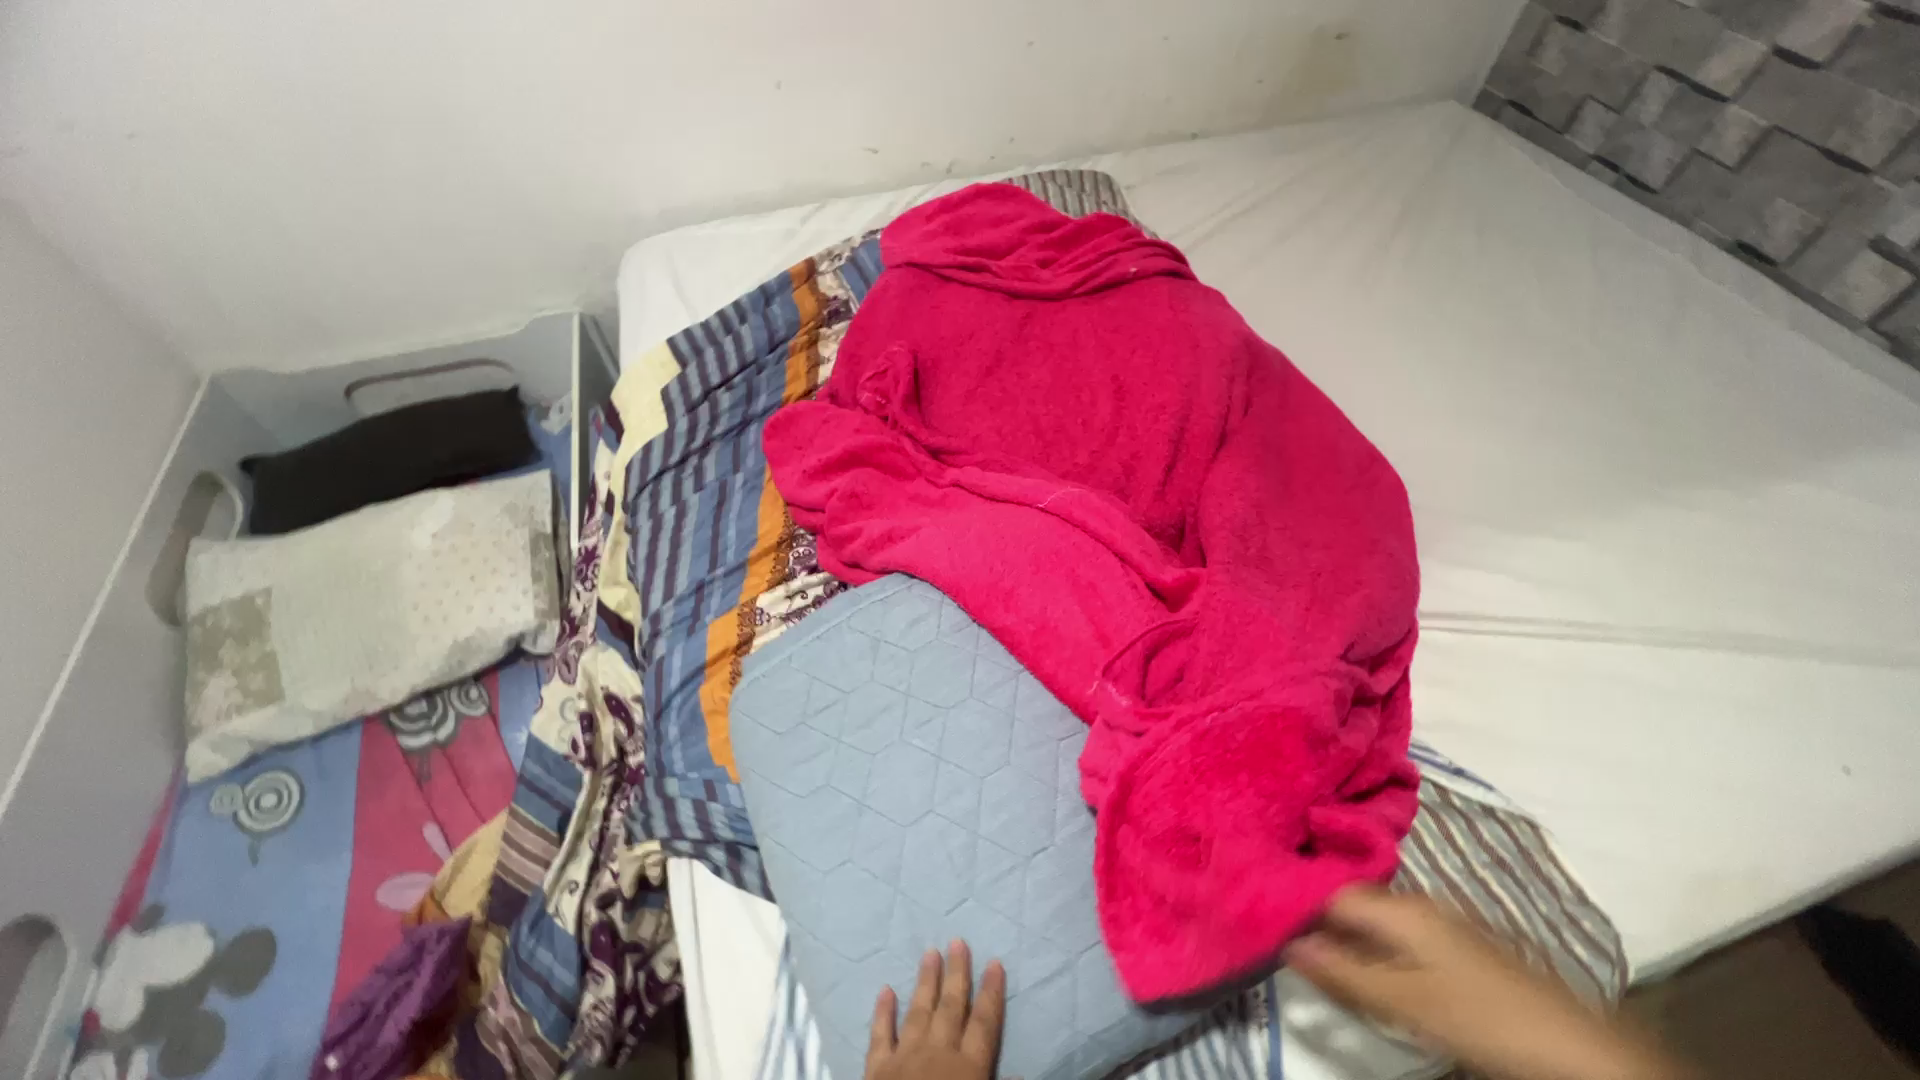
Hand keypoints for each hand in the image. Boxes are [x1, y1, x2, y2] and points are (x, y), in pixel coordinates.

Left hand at [866, 940, 1005, 1079]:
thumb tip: (1019, 1075)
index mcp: (968, 1069)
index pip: (984, 1024)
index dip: (991, 993)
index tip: (994, 962)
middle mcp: (938, 1054)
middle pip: (951, 1007)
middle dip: (957, 974)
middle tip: (958, 940)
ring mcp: (904, 1059)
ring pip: (918, 1012)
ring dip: (925, 982)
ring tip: (929, 952)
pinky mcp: (875, 1070)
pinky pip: (879, 1035)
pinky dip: (882, 1011)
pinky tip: (885, 989)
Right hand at [1285, 887, 1691, 1079]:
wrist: (1579, 1052)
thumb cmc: (1483, 1018)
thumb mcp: (1407, 1001)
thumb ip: (1345, 972)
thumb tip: (1287, 943)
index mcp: (1403, 905)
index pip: (1330, 889)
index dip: (1294, 900)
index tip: (1260, 914)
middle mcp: (1419, 903)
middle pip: (1351, 901)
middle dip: (1316, 917)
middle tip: (1281, 938)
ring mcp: (1442, 923)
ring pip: (1374, 919)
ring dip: (1343, 934)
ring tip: (1313, 955)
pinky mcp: (1456, 947)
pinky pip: (1395, 935)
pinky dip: (1371, 947)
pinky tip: (1364, 969)